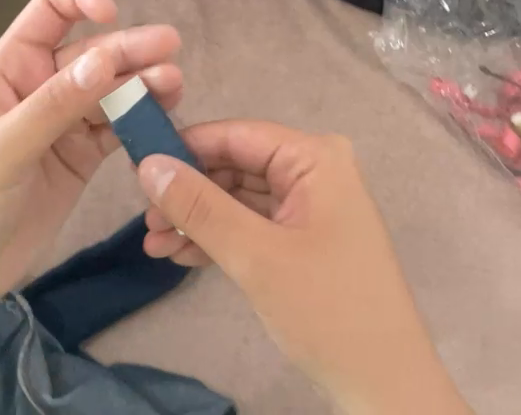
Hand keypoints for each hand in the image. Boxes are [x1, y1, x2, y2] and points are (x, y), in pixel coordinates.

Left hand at [0, 0, 181, 301]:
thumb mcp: (2, 150)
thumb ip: (54, 105)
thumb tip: (106, 58)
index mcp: (12, 67)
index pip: (50, 12)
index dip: (82, 0)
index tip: (114, 13)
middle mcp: (42, 86)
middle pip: (94, 53)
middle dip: (130, 48)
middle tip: (171, 48)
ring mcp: (65, 122)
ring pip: (112, 91)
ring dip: (143, 84)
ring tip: (175, 85)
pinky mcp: (83, 156)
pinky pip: (118, 128)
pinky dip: (142, 122)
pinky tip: (165, 118)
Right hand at [138, 121, 470, 414]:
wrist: (384, 384)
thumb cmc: (326, 307)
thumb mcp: (255, 255)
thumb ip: (200, 206)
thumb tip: (148, 165)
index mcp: (314, 157)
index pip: (238, 135)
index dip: (186, 147)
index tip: (136, 166)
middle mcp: (315, 170)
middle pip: (237, 166)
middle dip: (189, 192)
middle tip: (143, 219)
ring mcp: (311, 206)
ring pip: (240, 198)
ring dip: (198, 219)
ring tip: (153, 244)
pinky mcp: (305, 238)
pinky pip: (253, 224)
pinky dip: (219, 238)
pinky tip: (181, 255)